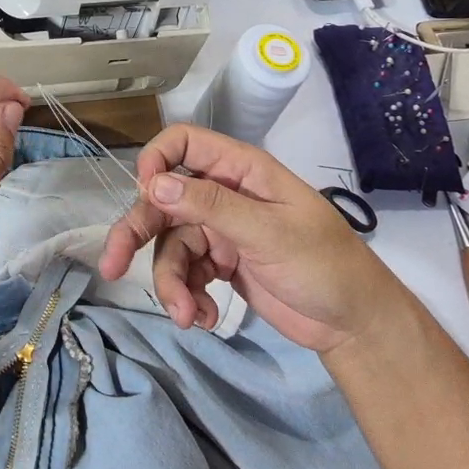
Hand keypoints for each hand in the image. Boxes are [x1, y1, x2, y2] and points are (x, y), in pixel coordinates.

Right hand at [100, 124, 388, 352]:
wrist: (355, 325)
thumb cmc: (325, 265)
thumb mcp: (270, 232)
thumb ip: (211, 205)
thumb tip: (154, 183)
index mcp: (241, 171)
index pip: (184, 144)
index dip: (156, 161)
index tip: (142, 193)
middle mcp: (225, 194)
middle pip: (164, 201)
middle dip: (138, 234)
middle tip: (113, 267)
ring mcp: (222, 231)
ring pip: (172, 245)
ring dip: (171, 281)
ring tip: (186, 316)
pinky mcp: (222, 265)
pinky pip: (187, 272)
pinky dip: (188, 296)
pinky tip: (203, 318)